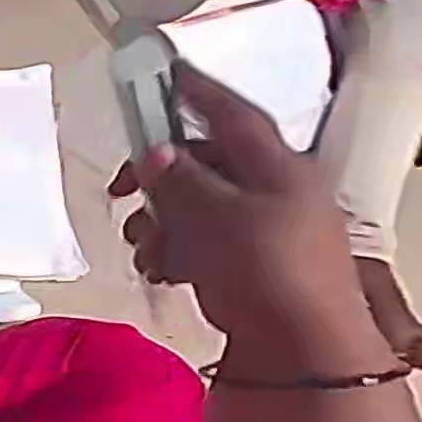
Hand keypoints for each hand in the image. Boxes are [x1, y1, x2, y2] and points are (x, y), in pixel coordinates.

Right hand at [109, 66, 373, 350]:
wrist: (299, 347)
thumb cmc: (264, 270)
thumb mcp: (216, 218)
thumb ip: (181, 181)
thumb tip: (155, 153)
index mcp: (275, 168)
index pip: (231, 116)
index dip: (197, 93)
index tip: (165, 74)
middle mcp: (268, 189)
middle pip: (198, 166)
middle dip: (156, 182)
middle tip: (122, 194)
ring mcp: (257, 226)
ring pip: (189, 207)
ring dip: (159, 226)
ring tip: (151, 253)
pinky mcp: (244, 259)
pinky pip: (195, 240)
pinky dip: (173, 251)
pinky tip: (166, 271)